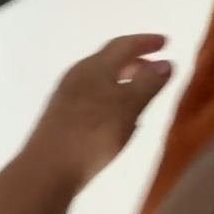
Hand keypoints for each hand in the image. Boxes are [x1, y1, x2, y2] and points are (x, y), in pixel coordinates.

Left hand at [18, 34, 173, 187]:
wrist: (46, 172)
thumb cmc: (92, 134)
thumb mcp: (129, 106)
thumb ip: (148, 83)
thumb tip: (166, 63)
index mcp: (94, 67)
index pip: (123, 45)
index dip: (146, 42)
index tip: (166, 42)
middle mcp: (78, 76)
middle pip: (110, 60)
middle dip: (135, 60)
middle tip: (156, 67)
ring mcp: (67, 97)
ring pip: (101, 79)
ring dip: (124, 80)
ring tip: (143, 91)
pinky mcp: (62, 117)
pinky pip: (94, 96)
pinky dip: (113, 96)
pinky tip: (121, 116)